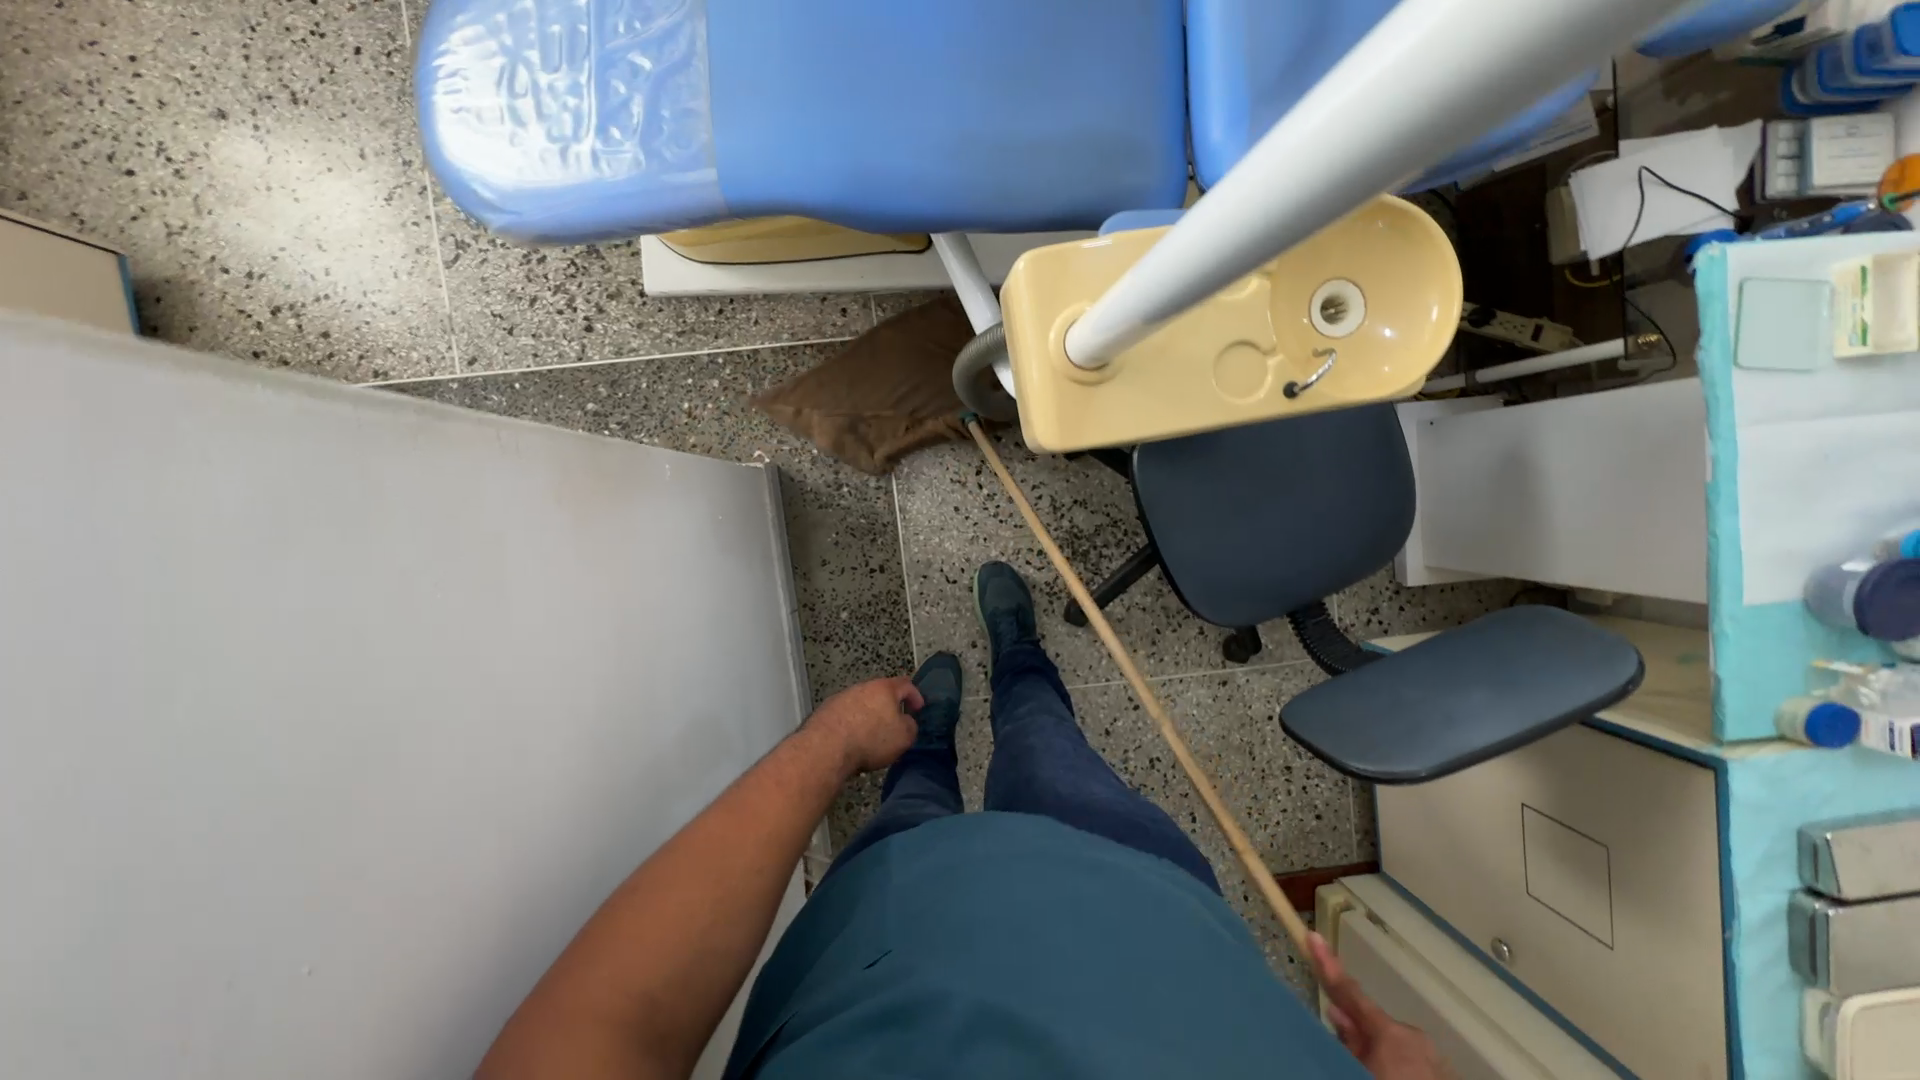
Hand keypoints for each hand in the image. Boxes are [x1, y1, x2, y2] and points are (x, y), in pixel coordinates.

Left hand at [802, 676, 923, 776]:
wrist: (826, 748)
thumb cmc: (870, 739)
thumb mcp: (904, 737)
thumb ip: (911, 726)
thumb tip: (907, 723)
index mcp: (884, 688)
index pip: (905, 684)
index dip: (915, 696)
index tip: (918, 708)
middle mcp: (861, 687)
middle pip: (880, 694)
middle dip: (889, 708)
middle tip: (895, 725)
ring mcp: (840, 698)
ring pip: (861, 705)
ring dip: (869, 717)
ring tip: (872, 738)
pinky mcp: (824, 712)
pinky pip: (844, 717)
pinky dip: (851, 726)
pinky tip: (852, 743)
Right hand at [1308, 933, 1453, 1079]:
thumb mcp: (1355, 1069)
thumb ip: (1346, 1042)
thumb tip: (1337, 1015)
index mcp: (1392, 1035)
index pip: (1351, 993)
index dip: (1328, 963)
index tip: (1312, 936)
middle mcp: (1416, 1040)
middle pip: (1373, 1023)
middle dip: (1353, 1027)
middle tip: (1333, 1029)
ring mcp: (1434, 1061)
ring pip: (1391, 1046)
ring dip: (1372, 1051)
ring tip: (1359, 1063)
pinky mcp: (1443, 1076)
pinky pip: (1408, 1063)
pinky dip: (1391, 1066)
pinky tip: (1380, 1071)